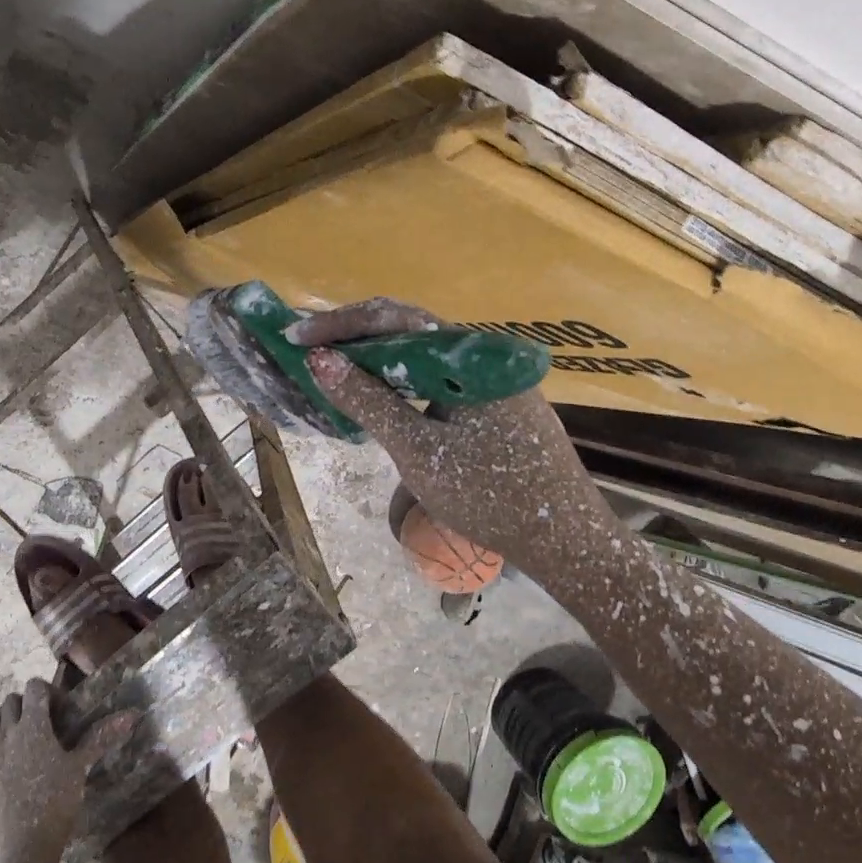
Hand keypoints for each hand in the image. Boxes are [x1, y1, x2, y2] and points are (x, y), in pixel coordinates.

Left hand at [0, 679, 137, 862]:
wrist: (28, 845)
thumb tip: (131, 714)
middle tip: (46, 722)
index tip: (64, 712)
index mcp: (33, 726)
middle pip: (11, 702)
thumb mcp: (80, 767)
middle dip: (28, 704)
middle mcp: (8, 735)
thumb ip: (100, 737)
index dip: (50, 693)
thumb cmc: (57, 802)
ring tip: (14, 727)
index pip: (35, 689)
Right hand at [285, 298, 611, 560]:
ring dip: (373, 359)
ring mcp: (491, 380)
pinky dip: (398, 380)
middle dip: (352, 337)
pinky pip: (435, 377)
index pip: (395, 319)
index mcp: (471, 358)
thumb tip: (320, 360)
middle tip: (304, 349)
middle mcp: (483, 357)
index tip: (296, 337)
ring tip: (329, 368)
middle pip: (407, 331)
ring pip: (420, 355)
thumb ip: (369, 401)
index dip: (340, 325)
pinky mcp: (493, 403)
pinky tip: (375, 395)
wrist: (565, 543)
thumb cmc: (491, 497)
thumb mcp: (418, 451)